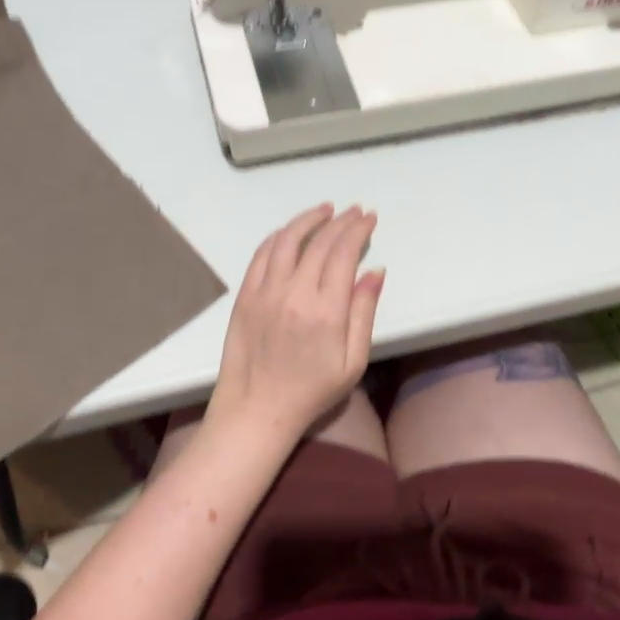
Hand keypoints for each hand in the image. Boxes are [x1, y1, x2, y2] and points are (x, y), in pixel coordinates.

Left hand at [207, 205, 384, 441]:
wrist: (257, 409)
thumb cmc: (311, 392)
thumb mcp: (352, 362)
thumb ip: (364, 313)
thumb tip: (375, 271)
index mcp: (326, 311)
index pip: (344, 253)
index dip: (358, 230)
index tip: (369, 218)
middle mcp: (294, 293)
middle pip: (319, 242)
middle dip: (341, 222)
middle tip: (355, 212)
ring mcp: (265, 291)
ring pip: (287, 240)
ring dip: (308, 220)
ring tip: (325, 210)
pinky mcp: (245, 295)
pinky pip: (262, 255)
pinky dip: (278, 236)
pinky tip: (291, 232)